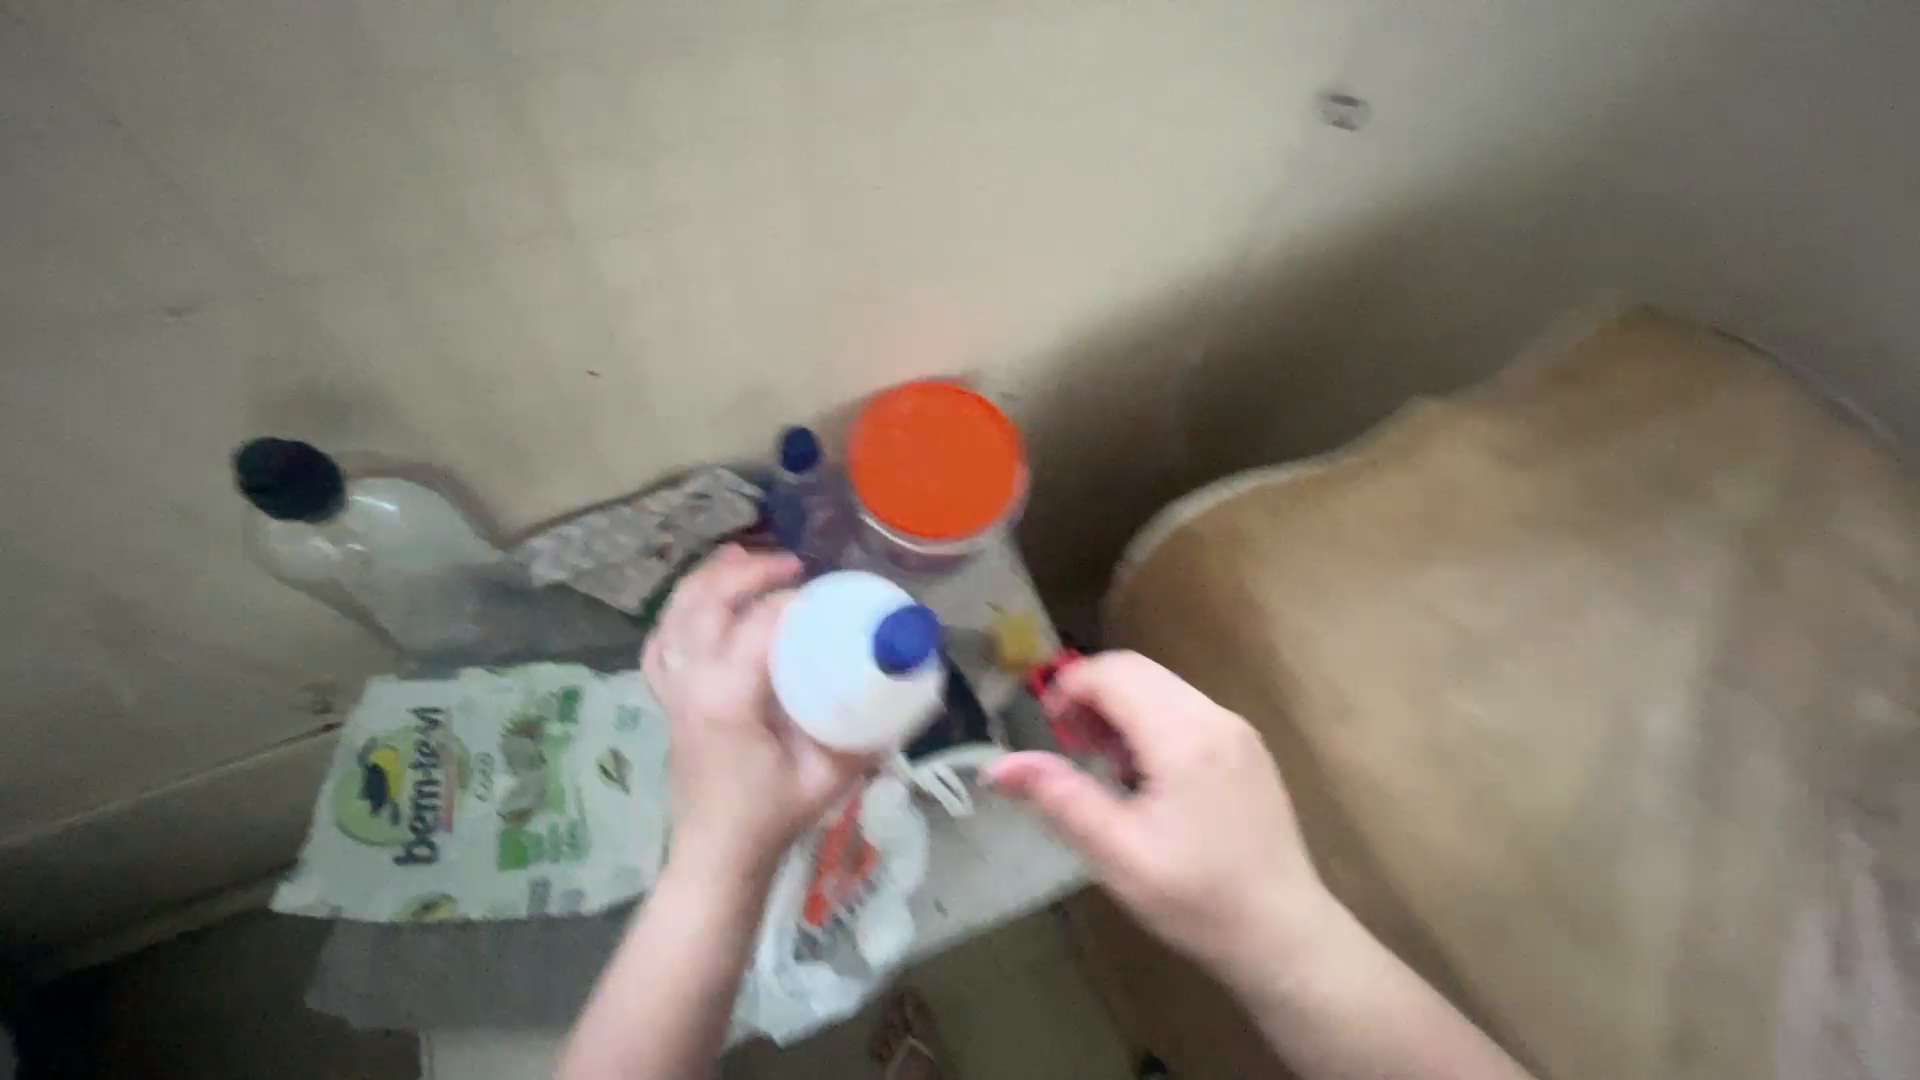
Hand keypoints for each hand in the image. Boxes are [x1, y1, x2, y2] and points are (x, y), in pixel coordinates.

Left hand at [643, 545, 870, 883]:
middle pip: (706, 602)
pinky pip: (661, 642)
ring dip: (709, 579)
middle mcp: (691, 683)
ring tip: (745, 559)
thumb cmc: (773, 816)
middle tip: (791, 565)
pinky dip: (680, 613)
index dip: (793, 601)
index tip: (828, 595)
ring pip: (676, 613)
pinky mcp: (667, 698)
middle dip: (747, 572)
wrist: (717, 855)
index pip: (757, 625)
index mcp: (727, 698)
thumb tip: (904, 687)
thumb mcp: (831, 775)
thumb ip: (867, 731)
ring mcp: (672, 689)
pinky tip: (704, 603)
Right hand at [985, 651, 1330, 973]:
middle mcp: (1215, 717)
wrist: (1285, 935)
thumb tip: (995, 767)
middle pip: (1136, 669)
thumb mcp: (1118, 857)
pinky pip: (1184, 703)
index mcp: (1185, 740)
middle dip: (1091, 693)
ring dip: (1119, 704)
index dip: (1069, 689)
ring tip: (1106, 763)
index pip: (1113, 674)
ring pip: (1160, 683)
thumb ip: (1059, 799)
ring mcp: (1236, 727)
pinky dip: (1149, 716)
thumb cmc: (1197, 901)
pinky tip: (1144, 770)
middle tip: (1071, 745)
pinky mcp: (1246, 743)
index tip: (1050, 730)